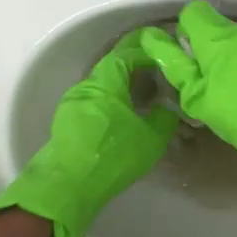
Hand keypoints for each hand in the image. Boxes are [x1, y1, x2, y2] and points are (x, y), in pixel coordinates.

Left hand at [0, 28, 179, 236]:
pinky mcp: (67, 121)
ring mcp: (73, 104)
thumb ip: (165, 118)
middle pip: (112, 67)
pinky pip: (94, 99)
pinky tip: (123, 111)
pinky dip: (111, 98)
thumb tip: (169, 107)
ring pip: (102, 84)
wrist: (68, 186)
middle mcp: (86, 86)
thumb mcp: (151, 139)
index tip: (164, 52)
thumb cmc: (112, 156)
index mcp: (106, 82)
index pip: (127, 54)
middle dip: (135, 64)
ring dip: (122, 83)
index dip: (146, 50)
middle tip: (156, 66)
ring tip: (143, 90)